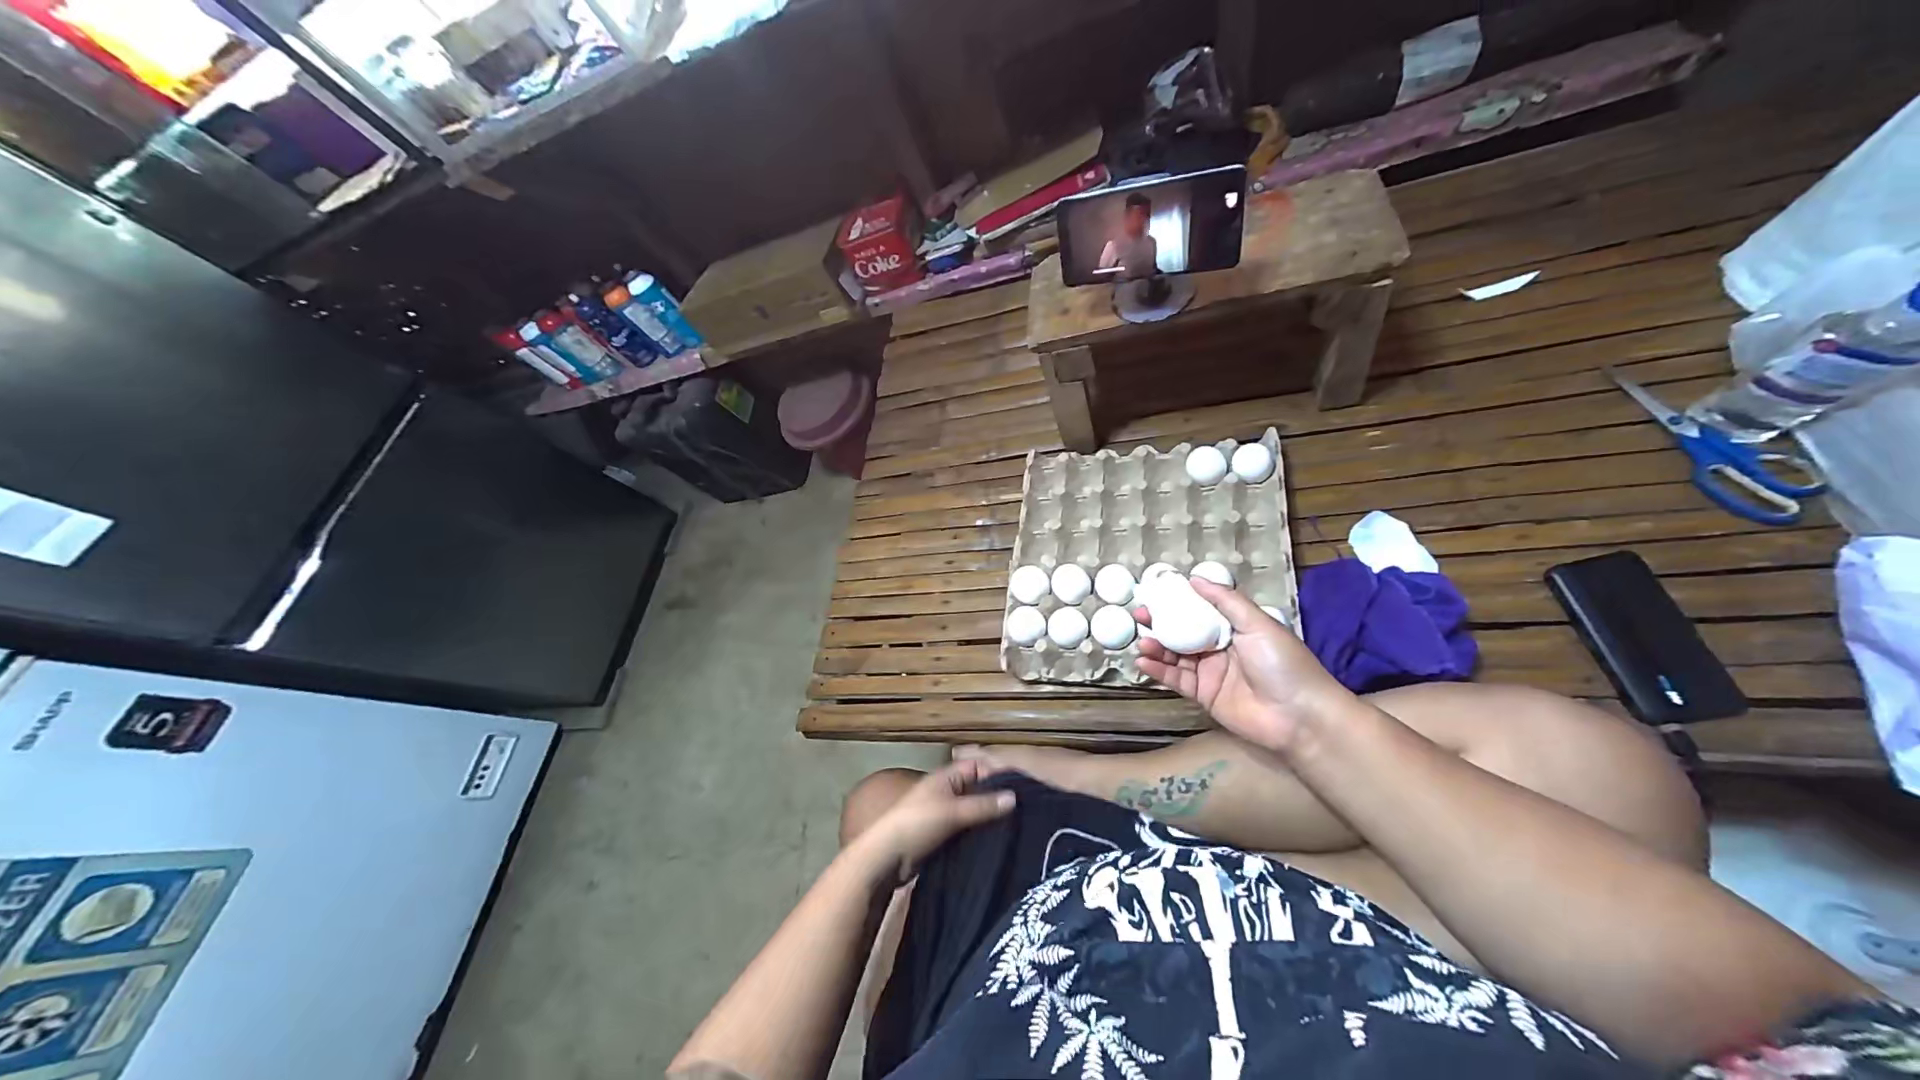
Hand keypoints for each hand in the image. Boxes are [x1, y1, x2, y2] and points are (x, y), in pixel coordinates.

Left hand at [850, 759, 1015, 886]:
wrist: (887, 857)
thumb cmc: (918, 823)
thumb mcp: (953, 811)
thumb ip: (983, 805)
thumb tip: (1014, 797)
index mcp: (945, 777)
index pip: (976, 767)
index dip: (997, 773)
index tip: (1022, 786)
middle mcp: (946, 792)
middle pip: (976, 789)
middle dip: (996, 798)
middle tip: (1025, 809)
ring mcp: (943, 814)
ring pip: (973, 811)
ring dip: (988, 818)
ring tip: (1017, 827)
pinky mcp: (942, 835)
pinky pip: (966, 830)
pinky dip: (979, 834)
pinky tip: (998, 842)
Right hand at [1135, 578, 1348, 752]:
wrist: (1299, 717)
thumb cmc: (1283, 664)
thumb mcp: (1257, 624)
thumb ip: (1226, 601)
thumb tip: (1195, 579)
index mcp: (1236, 628)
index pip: (1200, 610)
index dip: (1178, 602)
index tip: (1155, 594)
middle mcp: (1221, 648)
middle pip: (1184, 632)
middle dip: (1161, 624)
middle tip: (1140, 616)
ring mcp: (1211, 672)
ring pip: (1176, 655)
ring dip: (1157, 647)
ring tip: (1142, 641)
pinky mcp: (1204, 695)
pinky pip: (1177, 679)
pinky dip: (1159, 670)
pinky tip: (1144, 662)